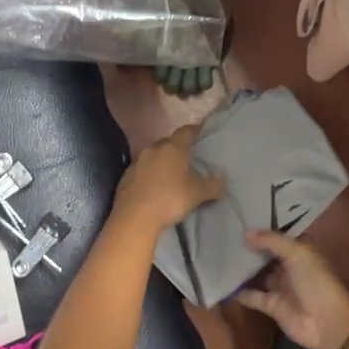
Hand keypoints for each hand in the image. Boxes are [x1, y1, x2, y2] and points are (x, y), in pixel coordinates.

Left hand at [108, 124, 225, 233]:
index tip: (201, 133)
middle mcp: (153, 150)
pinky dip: (149, 174)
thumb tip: (223, 180)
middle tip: (187, 157)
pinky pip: (141, 170)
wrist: (134, 218)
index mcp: (172, 148)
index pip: (186, 131)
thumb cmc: (170, 199)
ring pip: (153, 156)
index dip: (194, 130)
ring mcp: (137, 162)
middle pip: (168, 142)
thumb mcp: (197, 194)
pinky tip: (153, 186)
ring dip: (161, 161)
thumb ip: (213, 185)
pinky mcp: (125, 177)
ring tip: (170, 173)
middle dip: (177, 147)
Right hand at [236, 231, 348, 348]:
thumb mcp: (297, 254)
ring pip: (259, 275)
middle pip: (267, 257)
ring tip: (222, 257)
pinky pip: (254, 297)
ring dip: (245, 270)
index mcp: (301, 253)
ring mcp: (281, 288)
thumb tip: (247, 233)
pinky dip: (241, 293)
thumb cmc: (315, 281)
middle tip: (227, 238)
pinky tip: (225, 284)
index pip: (279, 239)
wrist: (325, 322)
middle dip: (251, 249)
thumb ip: (272, 241)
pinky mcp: (272, 306)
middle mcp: (290, 268)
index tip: (241, 223)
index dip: (264, 232)